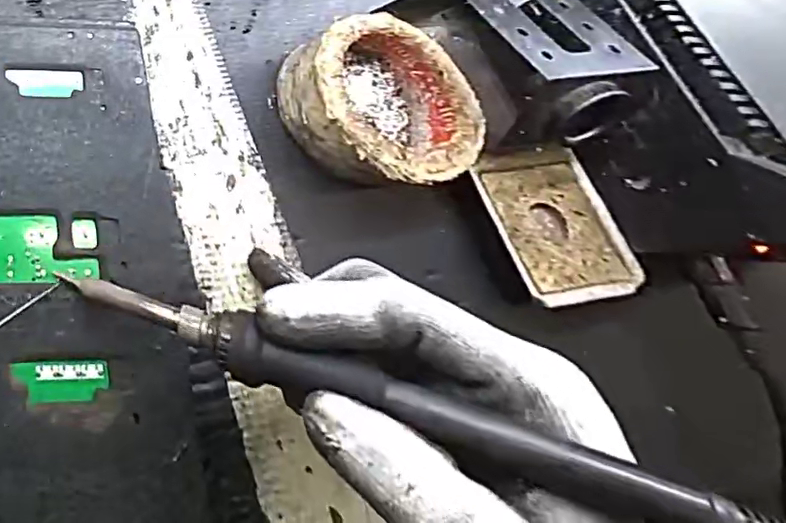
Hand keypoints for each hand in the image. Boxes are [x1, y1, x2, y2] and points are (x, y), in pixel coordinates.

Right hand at [254, 259, 632, 522]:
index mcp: (529, 386)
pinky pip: (354, 361)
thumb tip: (320, 406)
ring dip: (301, 335)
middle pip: (372, 301)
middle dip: (306, 312)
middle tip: (256, 336)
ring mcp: (456, 387)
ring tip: (259, 346)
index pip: (405, 312)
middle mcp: (488, 370)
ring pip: (356, 325)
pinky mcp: (424, 410)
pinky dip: (308, 359)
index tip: (272, 320)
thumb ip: (421, 484)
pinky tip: (282, 359)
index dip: (327, 306)